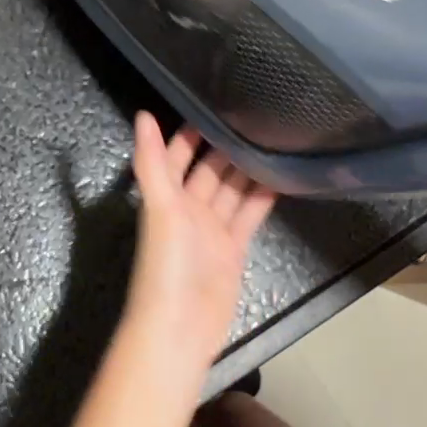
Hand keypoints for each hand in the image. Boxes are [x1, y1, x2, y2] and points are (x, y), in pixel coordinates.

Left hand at [124, 111, 277, 367]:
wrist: (180, 326)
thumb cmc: (166, 266)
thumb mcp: (159, 208)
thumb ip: (152, 162)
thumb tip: (142, 116)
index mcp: (165, 198)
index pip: (175, 156)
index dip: (188, 132)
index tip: (213, 100)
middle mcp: (187, 210)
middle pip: (208, 171)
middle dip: (226, 144)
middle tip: (256, 112)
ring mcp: (210, 231)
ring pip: (231, 191)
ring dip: (248, 167)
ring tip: (275, 135)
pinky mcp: (232, 249)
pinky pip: (248, 216)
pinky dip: (262, 198)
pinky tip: (283, 176)